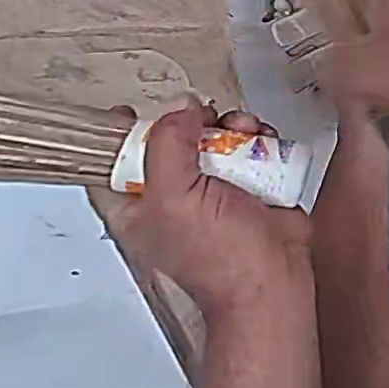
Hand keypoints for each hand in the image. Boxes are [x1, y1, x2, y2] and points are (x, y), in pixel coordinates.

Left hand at [107, 106, 312, 322]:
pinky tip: (263, 141)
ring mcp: (215, 187)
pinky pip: (250, 144)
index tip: (131, 111)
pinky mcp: (250, 182)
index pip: (113, 164)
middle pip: (172, 139)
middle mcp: (176, 195)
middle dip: (192, 122)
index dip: (117, 135)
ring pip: (216, 136)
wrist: (275, 277)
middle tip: (205, 121)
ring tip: (245, 133)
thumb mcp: (175, 199)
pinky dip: (258, 136)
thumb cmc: (221, 261)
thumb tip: (180, 110)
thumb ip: (167, 147)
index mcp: (140, 207)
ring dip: (233, 126)